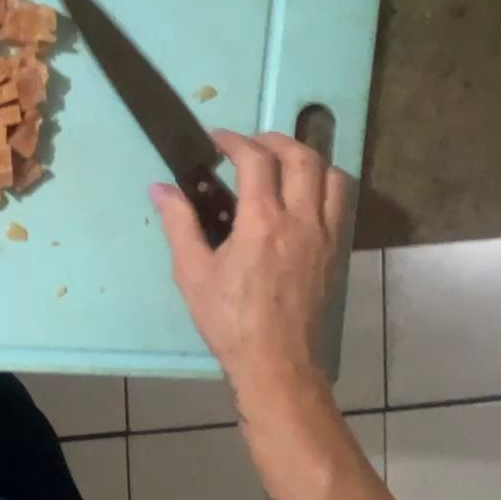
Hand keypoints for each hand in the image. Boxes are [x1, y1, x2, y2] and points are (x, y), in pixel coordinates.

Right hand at [152, 132, 351, 395]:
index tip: (217, 139)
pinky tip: (300, 196)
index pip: (256, 161)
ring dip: (307, 158)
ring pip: (332, 176)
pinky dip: (323, 184)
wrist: (277, 361)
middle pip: (302, 157)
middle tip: (250, 144)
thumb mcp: (192, 272)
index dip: (235, 141)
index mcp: (262, 222)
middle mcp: (302, 220)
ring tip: (280, 163)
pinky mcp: (337, 251)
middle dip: (275, 140)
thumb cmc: (228, 319)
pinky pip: (340, 202)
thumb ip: (178, 224)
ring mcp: (326, 235)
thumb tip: (160, 189)